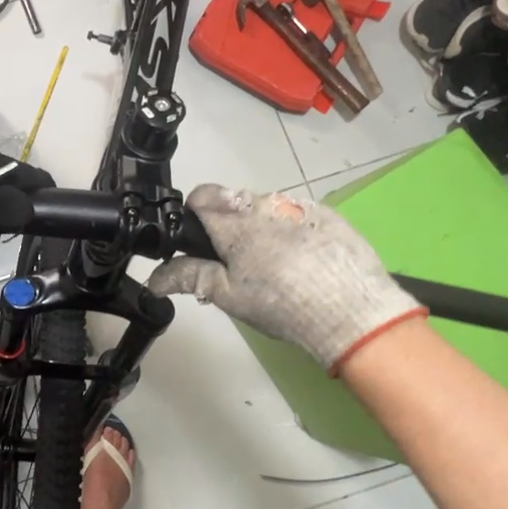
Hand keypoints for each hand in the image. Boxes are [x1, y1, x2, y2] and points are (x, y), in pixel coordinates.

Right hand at [148, 184, 423, 372]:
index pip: (201, 196)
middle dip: (231, 226)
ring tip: (278, 267)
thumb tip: (154, 278)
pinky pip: (298, 215)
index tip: (202, 243)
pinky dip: (293, 232)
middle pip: (235, 203)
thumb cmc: (282, 305)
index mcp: (234, 220)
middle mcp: (264, 203)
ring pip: (267, 209)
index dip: (195, 215)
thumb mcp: (229, 296)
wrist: (353, 312)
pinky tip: (306, 263)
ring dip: (263, 228)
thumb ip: (189, 277)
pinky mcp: (328, 214)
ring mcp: (299, 205)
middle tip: (240, 264)